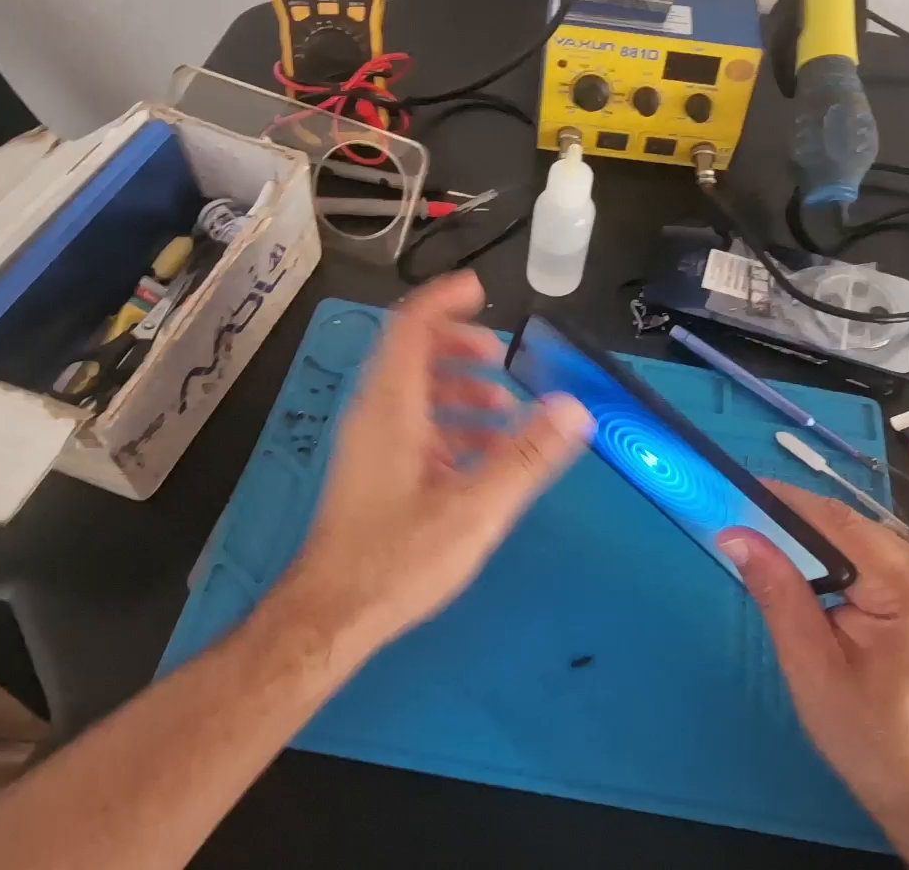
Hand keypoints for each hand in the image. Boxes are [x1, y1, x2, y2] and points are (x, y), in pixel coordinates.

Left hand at [275, 273, 592, 652]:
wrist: (332, 617)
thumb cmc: (399, 559)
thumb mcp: (475, 508)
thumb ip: (527, 457)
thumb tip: (575, 409)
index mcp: (392, 409)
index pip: (410, 328)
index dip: (443, 301)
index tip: (480, 290)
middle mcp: (375, 416)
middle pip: (413, 356)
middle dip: (461, 348)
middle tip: (504, 359)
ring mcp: (371, 446)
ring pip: (415, 395)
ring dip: (461, 391)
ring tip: (507, 413)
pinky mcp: (374, 474)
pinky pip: (413, 428)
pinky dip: (450, 426)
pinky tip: (482, 458)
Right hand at [718, 481, 908, 817]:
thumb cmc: (869, 736)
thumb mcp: (812, 666)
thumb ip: (778, 593)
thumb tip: (736, 535)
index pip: (840, 523)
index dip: (786, 502)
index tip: (737, 491)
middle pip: (852, 526)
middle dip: (795, 523)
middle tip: (740, 522)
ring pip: (860, 537)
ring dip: (813, 540)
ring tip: (763, 542)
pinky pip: (873, 556)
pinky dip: (835, 558)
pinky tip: (804, 570)